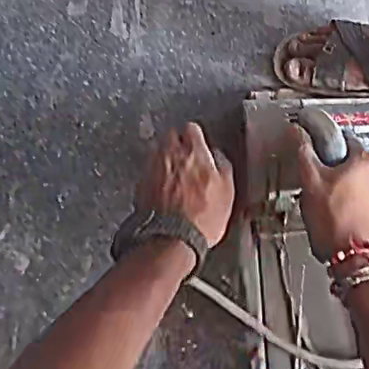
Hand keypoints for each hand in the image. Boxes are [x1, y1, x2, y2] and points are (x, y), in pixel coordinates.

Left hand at [136, 123, 233, 247]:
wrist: (171, 239)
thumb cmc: (200, 217)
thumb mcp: (227, 191)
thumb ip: (223, 166)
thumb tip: (219, 157)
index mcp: (193, 152)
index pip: (192, 128)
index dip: (197, 137)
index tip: (200, 145)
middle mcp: (170, 155)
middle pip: (171, 135)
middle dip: (178, 143)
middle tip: (187, 158)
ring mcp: (152, 167)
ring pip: (157, 151)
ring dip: (166, 158)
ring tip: (175, 175)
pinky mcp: (141, 183)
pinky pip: (148, 170)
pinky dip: (155, 175)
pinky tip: (163, 189)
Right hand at [292, 124, 368, 261]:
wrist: (351, 256)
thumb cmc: (332, 216)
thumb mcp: (310, 180)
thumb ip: (304, 151)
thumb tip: (298, 131)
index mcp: (365, 158)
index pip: (341, 137)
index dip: (323, 143)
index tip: (310, 152)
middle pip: (347, 158)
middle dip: (330, 165)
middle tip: (313, 177)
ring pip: (352, 176)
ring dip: (338, 181)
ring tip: (321, 194)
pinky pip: (358, 192)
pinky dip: (347, 194)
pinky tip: (333, 206)